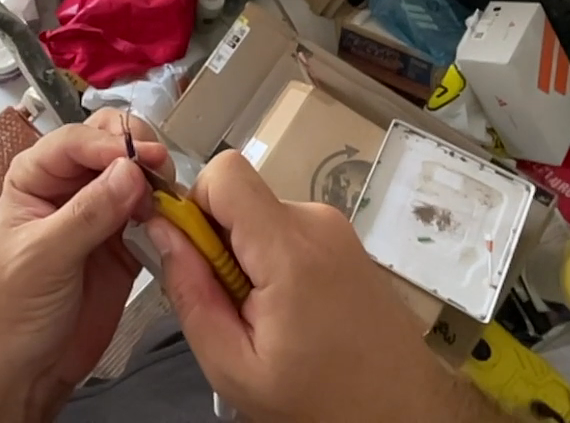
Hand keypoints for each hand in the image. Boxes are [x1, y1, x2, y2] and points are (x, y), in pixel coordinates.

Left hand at [0, 110, 171, 421]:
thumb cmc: (9, 312)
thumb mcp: (42, 259)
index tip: (141, 158)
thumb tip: (130, 170)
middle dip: (137, 148)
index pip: (76, 140)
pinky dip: (165, 211)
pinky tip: (172, 220)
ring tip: (167, 198)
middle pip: (110, 142)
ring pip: (136, 173)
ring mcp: (99, 210)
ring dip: (155, 178)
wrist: (21, 374)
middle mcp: (69, 184)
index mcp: (36, 175)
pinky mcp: (124, 240)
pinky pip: (151, 212)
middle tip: (159, 170)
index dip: (109, 144)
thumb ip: (87, 214)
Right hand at [150, 151, 507, 422]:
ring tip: (267, 315)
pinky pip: (286, 227)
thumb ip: (190, 293)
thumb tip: (161, 227)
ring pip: (259, 213)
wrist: (409, 418)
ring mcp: (335, 226)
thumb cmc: (319, 403)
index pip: (224, 171)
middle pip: (240, 195)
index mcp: (289, 247)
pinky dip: (273, 257)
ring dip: (247, 252)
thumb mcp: (234, 367)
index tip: (196, 254)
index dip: (197, 202)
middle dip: (220, 239)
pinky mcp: (345, 237)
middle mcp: (315, 220)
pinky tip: (292, 309)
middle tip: (233, 303)